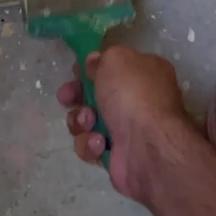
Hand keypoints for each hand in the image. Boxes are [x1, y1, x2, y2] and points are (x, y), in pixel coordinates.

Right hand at [58, 46, 195, 204]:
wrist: (148, 148)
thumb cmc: (133, 95)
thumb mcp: (115, 60)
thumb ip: (100, 59)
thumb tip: (93, 63)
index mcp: (144, 72)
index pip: (112, 67)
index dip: (90, 69)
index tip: (75, 72)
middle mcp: (138, 100)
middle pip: (95, 94)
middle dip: (77, 96)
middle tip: (67, 98)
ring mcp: (128, 130)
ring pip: (88, 121)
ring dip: (82, 120)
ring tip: (90, 122)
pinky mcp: (116, 156)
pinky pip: (92, 145)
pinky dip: (91, 144)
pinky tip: (100, 143)